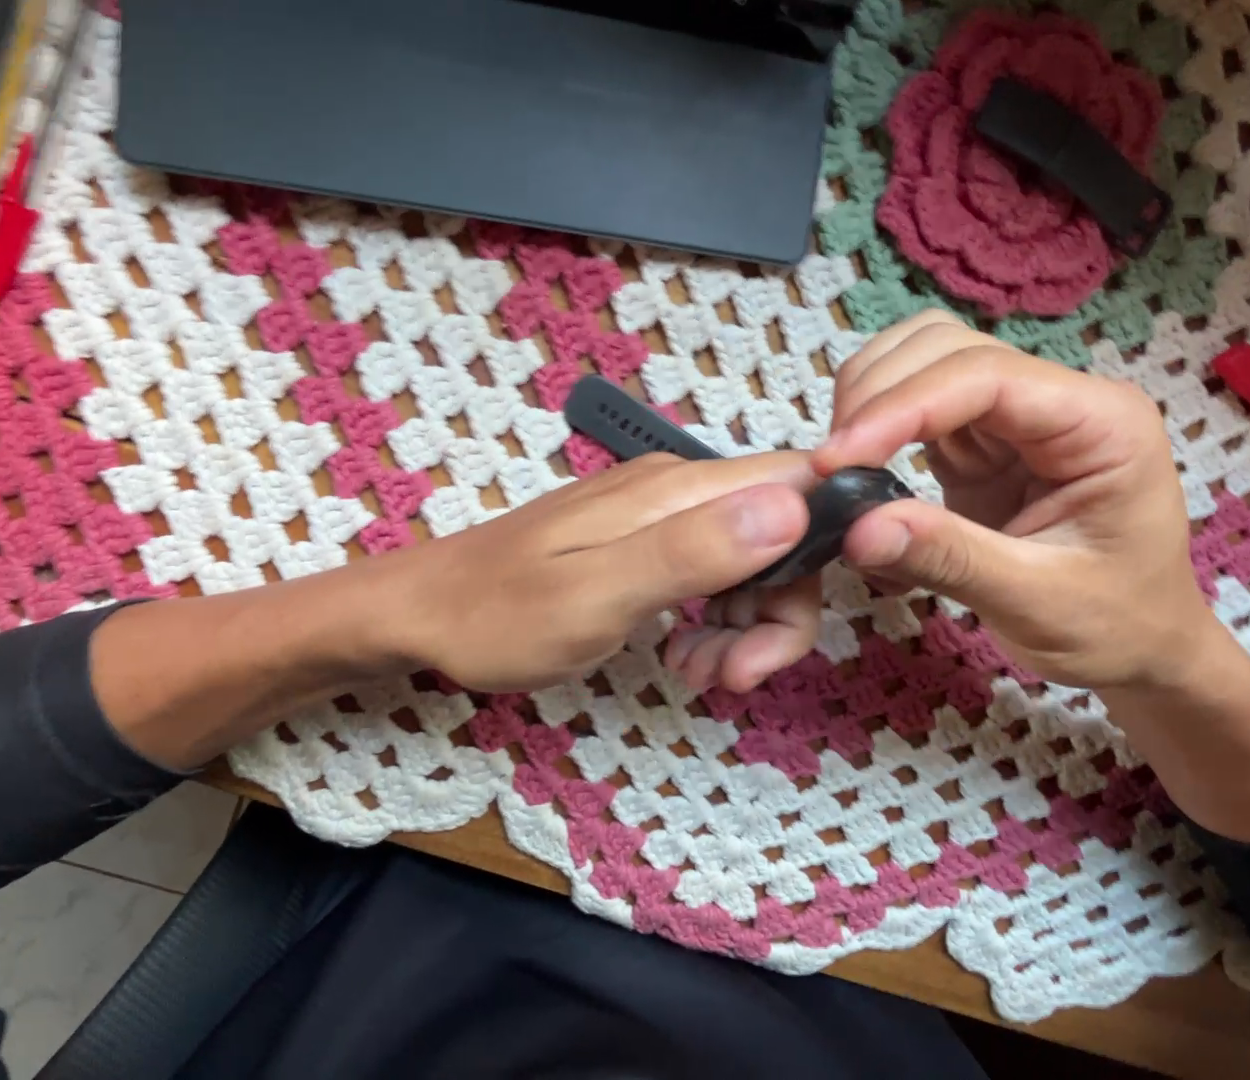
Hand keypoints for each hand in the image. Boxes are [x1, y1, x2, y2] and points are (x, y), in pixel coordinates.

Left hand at [376, 452, 822, 694]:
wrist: (424, 613)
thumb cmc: (500, 615)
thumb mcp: (595, 596)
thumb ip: (691, 552)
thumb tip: (793, 509)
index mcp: (676, 490)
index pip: (799, 482)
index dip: (826, 541)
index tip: (792, 616)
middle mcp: (678, 489)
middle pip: (783, 530)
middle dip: (780, 609)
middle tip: (735, 675)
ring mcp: (659, 515)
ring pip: (751, 559)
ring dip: (747, 626)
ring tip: (700, 674)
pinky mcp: (643, 543)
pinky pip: (712, 574)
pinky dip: (716, 621)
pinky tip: (684, 655)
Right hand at [813, 311, 1212, 690]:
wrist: (1136, 645)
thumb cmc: (1112, 625)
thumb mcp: (1035, 601)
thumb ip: (948, 558)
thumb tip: (855, 530)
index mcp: (1098, 422)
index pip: (984, 377)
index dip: (901, 408)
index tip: (836, 461)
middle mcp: (1056, 400)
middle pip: (946, 347)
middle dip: (877, 394)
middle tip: (831, 466)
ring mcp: (1015, 416)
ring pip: (923, 360)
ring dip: (869, 397)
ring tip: (840, 461)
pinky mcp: (981, 441)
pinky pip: (915, 404)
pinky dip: (874, 423)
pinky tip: (857, 465)